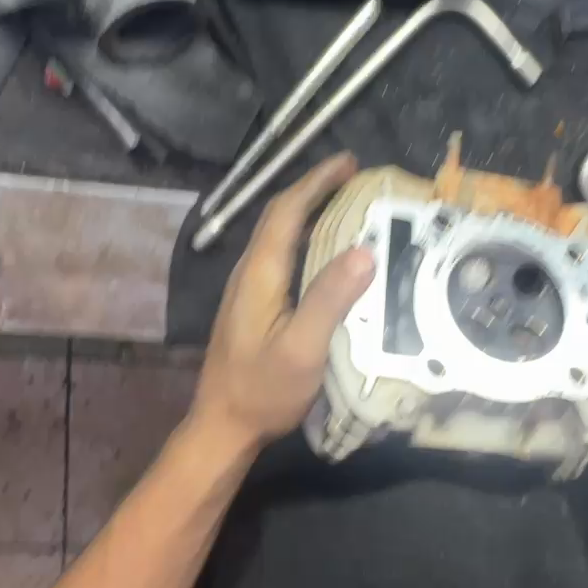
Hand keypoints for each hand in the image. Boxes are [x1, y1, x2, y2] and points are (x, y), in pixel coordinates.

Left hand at [188, 153, 375, 449]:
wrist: (223, 425)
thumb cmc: (263, 390)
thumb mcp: (302, 349)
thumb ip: (329, 299)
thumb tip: (364, 251)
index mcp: (261, 273)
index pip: (286, 212)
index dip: (316, 181)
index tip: (349, 162)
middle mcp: (251, 272)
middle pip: (280, 216)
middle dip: (314, 189)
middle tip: (354, 177)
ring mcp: (249, 289)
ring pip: (279, 235)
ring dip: (310, 212)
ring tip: (346, 204)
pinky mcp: (254, 306)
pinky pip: (282, 256)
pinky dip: (307, 239)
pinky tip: (327, 253)